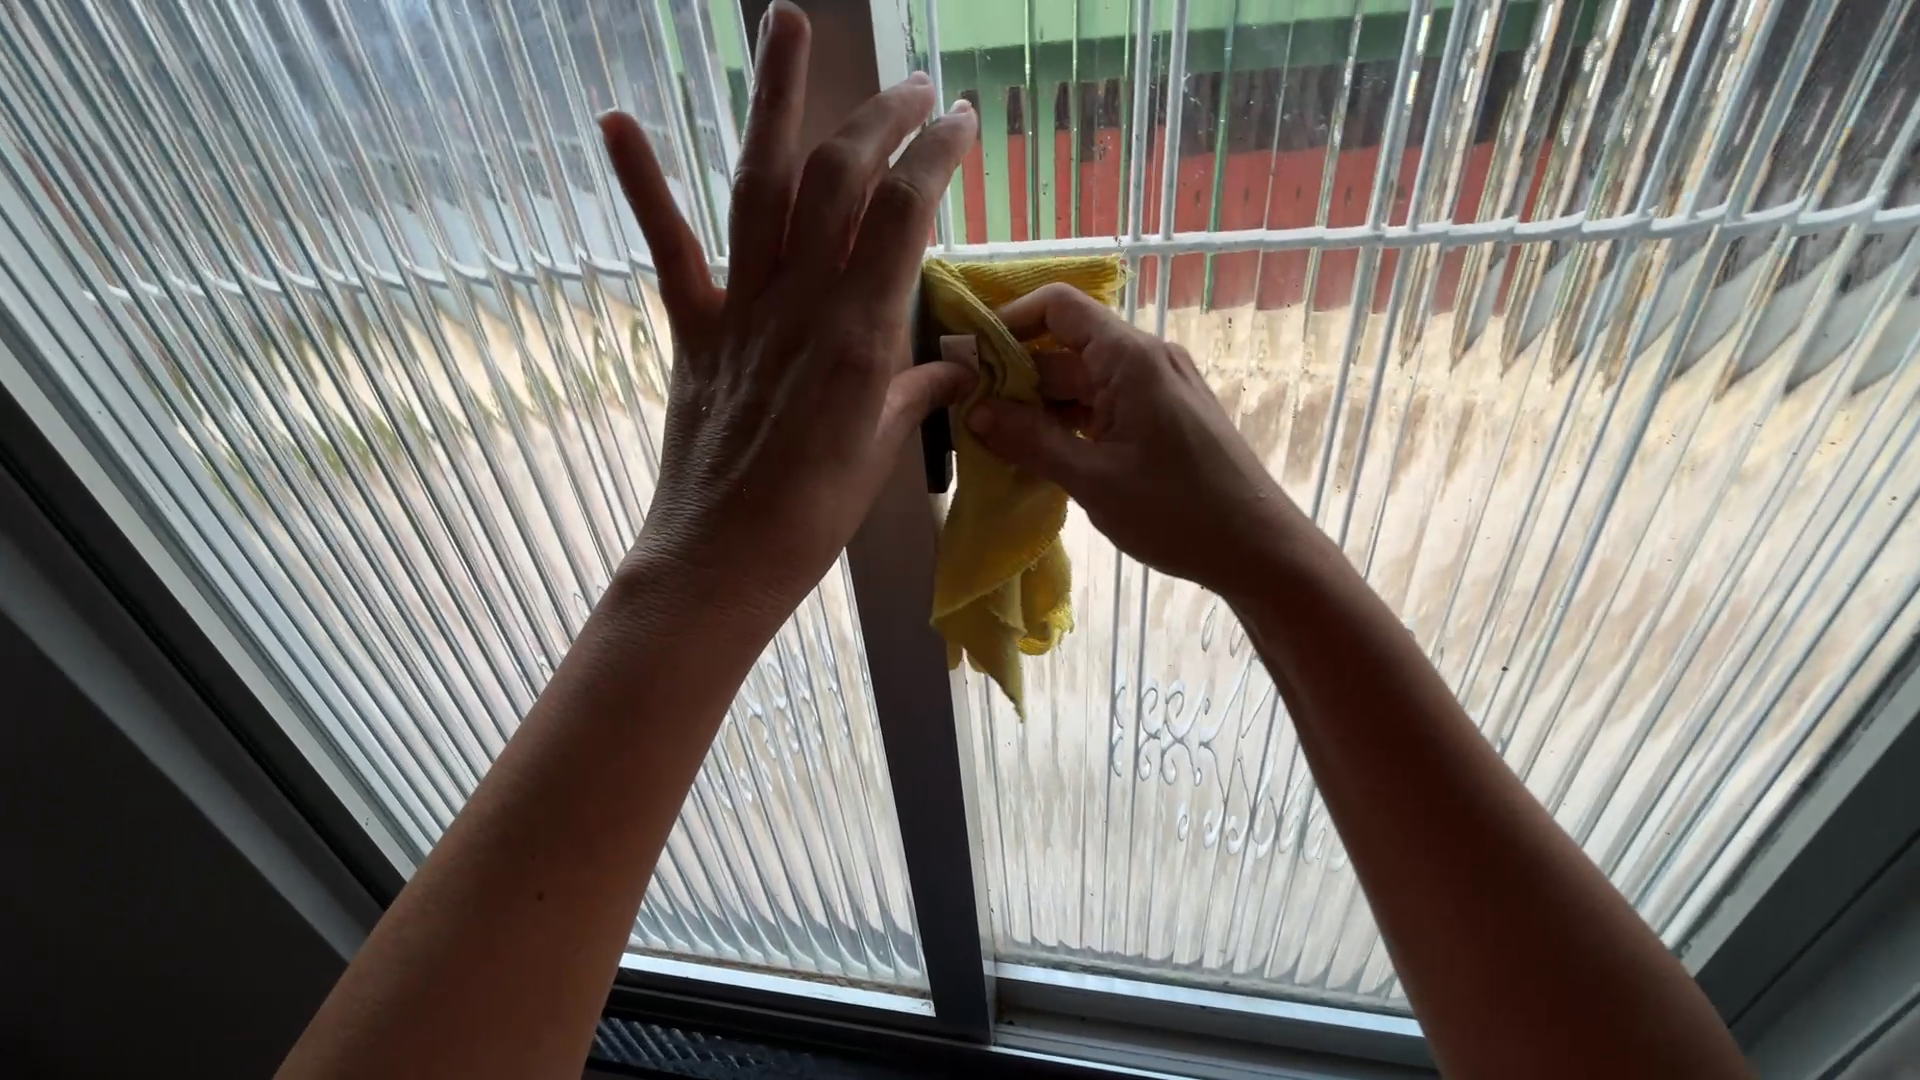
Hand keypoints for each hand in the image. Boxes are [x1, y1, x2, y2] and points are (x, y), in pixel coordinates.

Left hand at [598, 1, 976, 622]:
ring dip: (775, 101)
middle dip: (880, 118)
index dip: (935, 158)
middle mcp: (799, 305)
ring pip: (758, 186)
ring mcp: (739, 310)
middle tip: (913, 85)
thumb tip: (961, 366)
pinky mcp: (692, 329)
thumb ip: (917, 392)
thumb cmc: (815, 516)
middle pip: (837, 180)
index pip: (904, 218)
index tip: (961, 120)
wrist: (723, 558)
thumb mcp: (881, 450)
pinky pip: (668, 248)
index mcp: (858, 337)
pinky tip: (617, 118)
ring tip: (787, 21)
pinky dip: (642, 183)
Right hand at [963, 284, 1296, 597]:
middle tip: (968, 414)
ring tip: (994, 441)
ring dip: (1039, 408)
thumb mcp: (1093, 478)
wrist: (1257, 549)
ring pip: (1081, 384)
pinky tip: (1038, 456)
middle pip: (1064, 350)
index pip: (1058, 308)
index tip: (969, 356)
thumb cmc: (1177, 512)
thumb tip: (975, 412)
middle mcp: (1144, 362)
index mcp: (1130, 359)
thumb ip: (1030, 440)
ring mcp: (1156, 391)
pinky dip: (1068, 426)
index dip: (1009, 322)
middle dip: (1015, 377)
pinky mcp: (1162, 420)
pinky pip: (1103, 409)